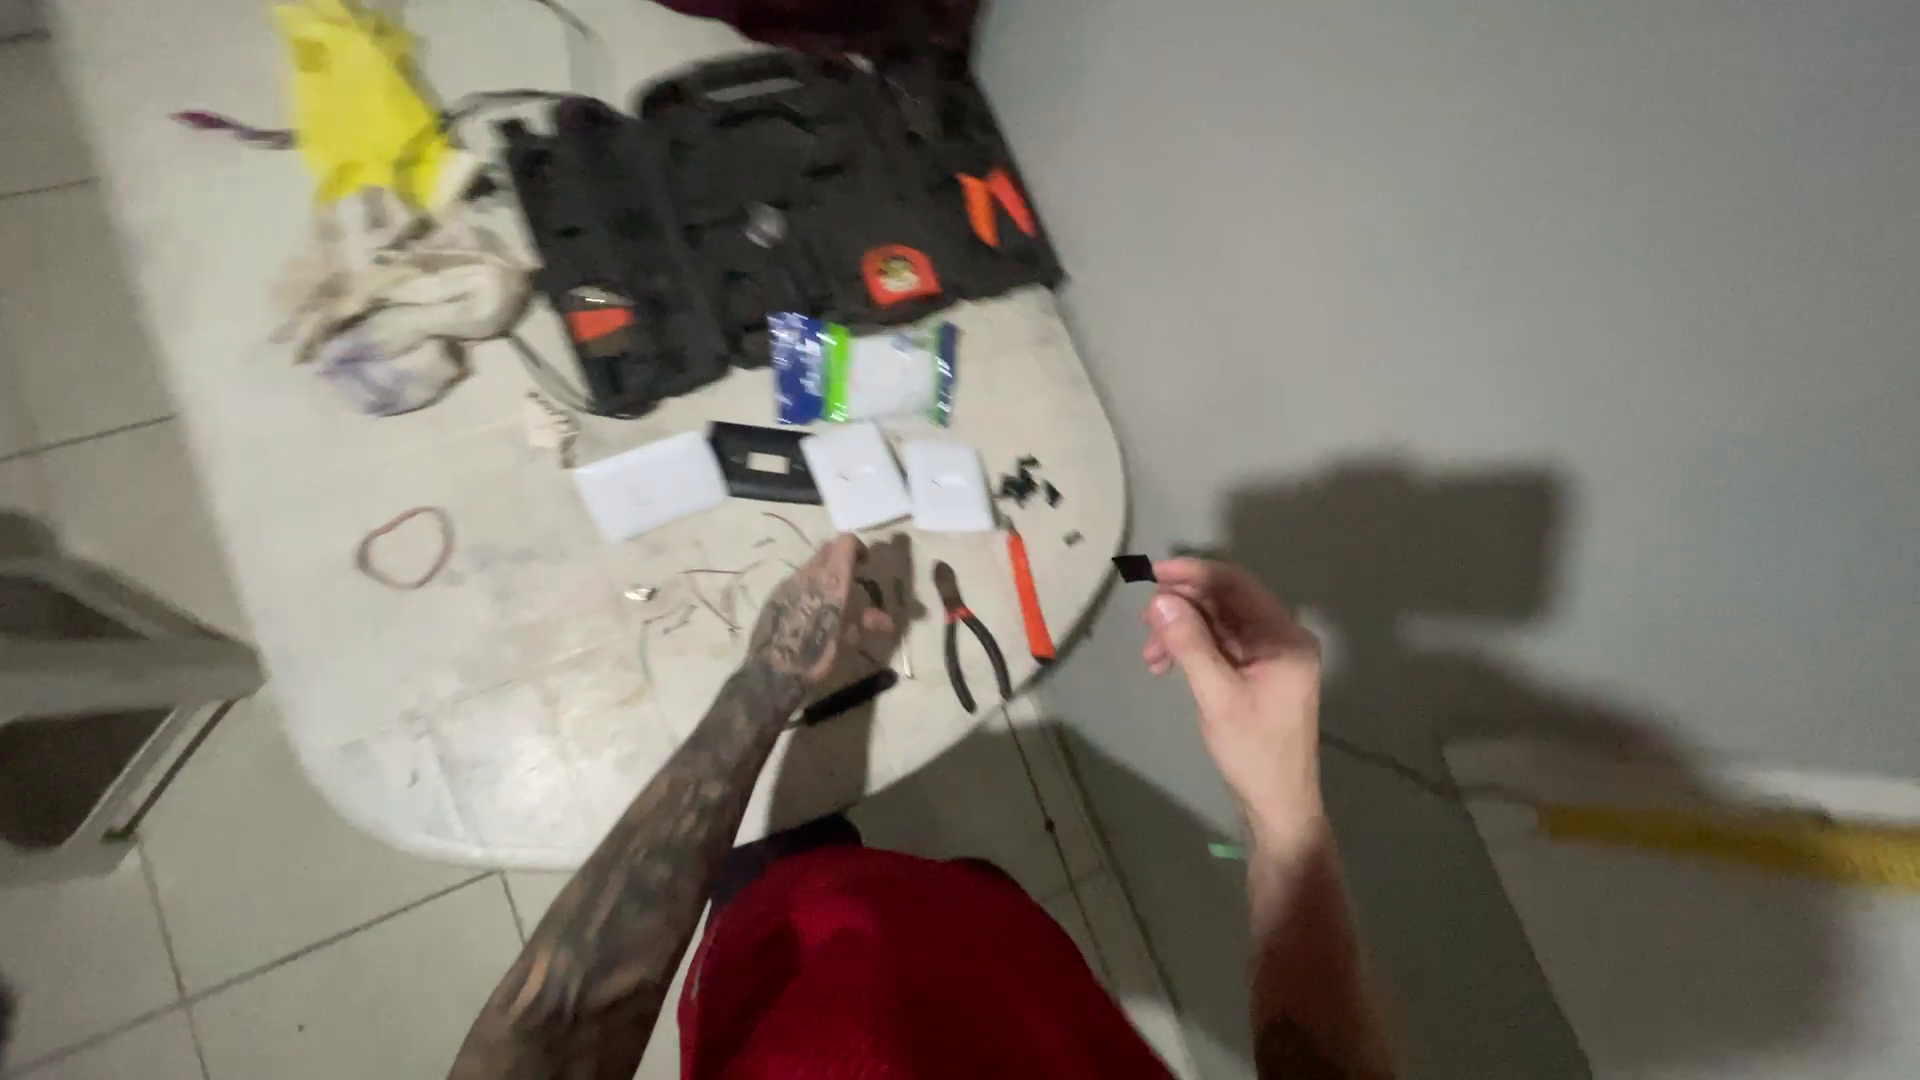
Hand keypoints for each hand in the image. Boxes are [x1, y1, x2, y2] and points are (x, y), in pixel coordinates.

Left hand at [746, 534, 891, 693]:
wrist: (773, 670)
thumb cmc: (817, 653)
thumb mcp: (847, 639)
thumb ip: (868, 622)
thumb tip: (889, 621)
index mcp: (832, 580)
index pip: (845, 542)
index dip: (857, 547)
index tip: (864, 562)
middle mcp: (809, 574)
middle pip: (827, 549)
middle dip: (842, 557)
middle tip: (852, 576)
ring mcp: (789, 582)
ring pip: (811, 564)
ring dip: (825, 572)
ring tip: (832, 596)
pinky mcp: (775, 594)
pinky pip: (797, 580)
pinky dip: (809, 585)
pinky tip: (810, 609)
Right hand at [1140, 558, 1323, 842]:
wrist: (1276, 805)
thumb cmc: (1254, 751)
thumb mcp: (1217, 696)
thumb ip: (1189, 644)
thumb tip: (1159, 600)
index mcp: (1284, 636)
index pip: (1236, 585)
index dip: (1194, 573)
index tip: (1153, 574)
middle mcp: (1279, 637)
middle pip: (1225, 601)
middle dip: (1181, 605)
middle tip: (1143, 618)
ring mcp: (1266, 654)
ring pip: (1215, 622)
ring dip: (1179, 629)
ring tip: (1149, 654)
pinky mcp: (1253, 670)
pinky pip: (1216, 644)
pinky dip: (1188, 648)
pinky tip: (1162, 664)